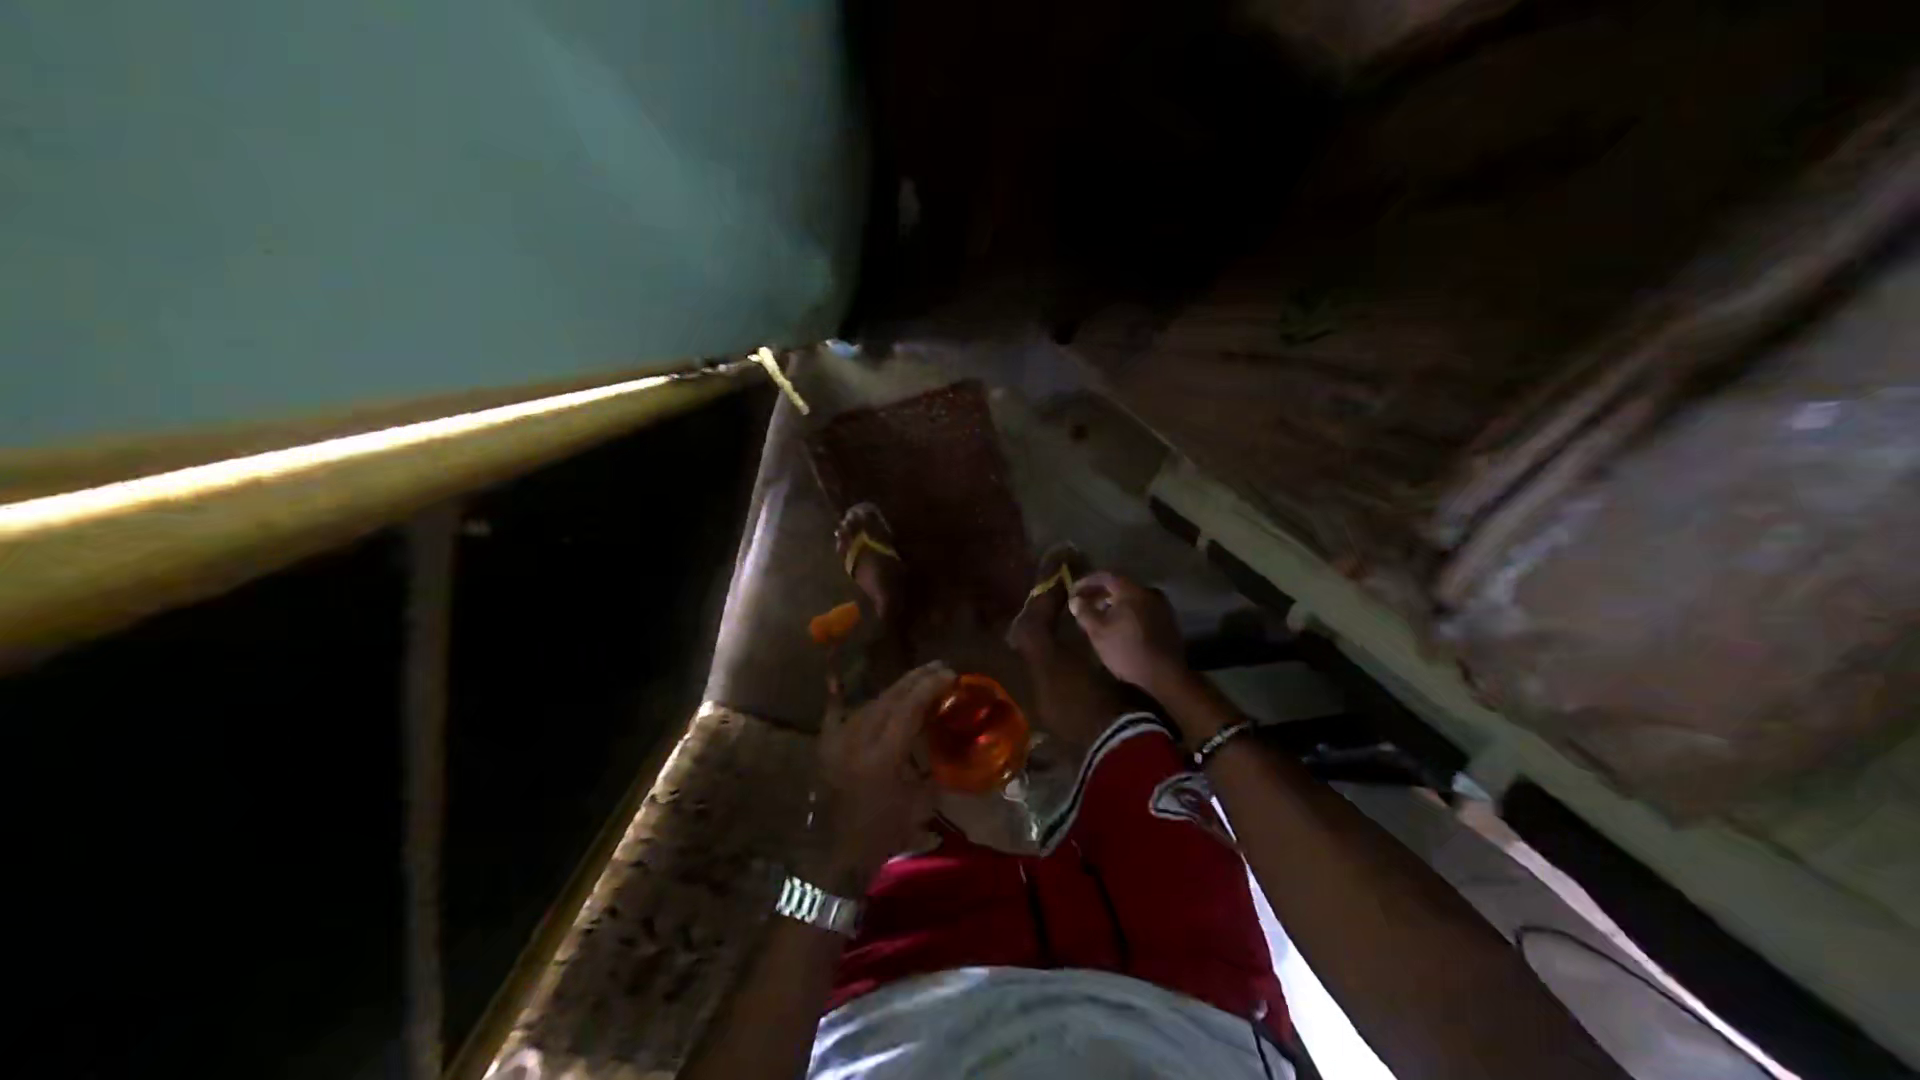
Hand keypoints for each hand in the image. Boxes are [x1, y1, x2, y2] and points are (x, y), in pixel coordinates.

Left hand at [807, 661, 952, 893]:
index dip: (930, 687)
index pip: (909, 709)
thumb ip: (933, 768)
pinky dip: (841, 697)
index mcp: (883, 757)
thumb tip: (948, 742)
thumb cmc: (884, 833)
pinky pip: (834, 714)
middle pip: (890, 699)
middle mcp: (858, 741)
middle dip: (915, 680)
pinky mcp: (824, 747)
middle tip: (938, 667)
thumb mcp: (919, 804)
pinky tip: (838, 678)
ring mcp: (837, 742)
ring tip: (914, 680)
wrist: (838, 854)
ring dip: (893, 690)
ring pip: (869, 703)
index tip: (950, 674)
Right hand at [1069, 571, 1189, 696]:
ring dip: (1113, 604)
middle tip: (1084, 604)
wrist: (1164, 674)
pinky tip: (1119, 625)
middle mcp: (1149, 592)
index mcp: (1132, 590)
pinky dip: (1127, 612)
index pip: (1105, 576)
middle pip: (1119, 586)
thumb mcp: (1097, 631)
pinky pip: (1142, 609)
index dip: (1086, 582)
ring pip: (1131, 598)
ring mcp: (1161, 606)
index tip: (1074, 592)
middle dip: (1099, 594)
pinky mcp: (1167, 620)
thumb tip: (1076, 600)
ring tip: (1099, 616)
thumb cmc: (1126, 649)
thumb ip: (1084, 612)